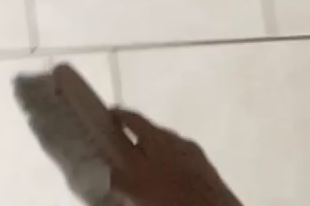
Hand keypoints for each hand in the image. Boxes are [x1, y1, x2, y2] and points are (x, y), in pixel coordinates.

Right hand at [104, 107, 242, 205]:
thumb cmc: (170, 194)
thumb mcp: (134, 185)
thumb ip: (115, 172)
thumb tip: (100, 163)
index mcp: (155, 134)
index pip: (130, 115)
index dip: (116, 115)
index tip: (106, 118)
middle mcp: (175, 137)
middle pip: (150, 132)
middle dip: (137, 141)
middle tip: (124, 154)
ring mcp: (194, 153)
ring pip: (169, 149)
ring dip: (157, 157)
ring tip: (148, 174)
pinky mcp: (208, 170)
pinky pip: (183, 163)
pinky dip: (173, 169)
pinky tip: (170, 185)